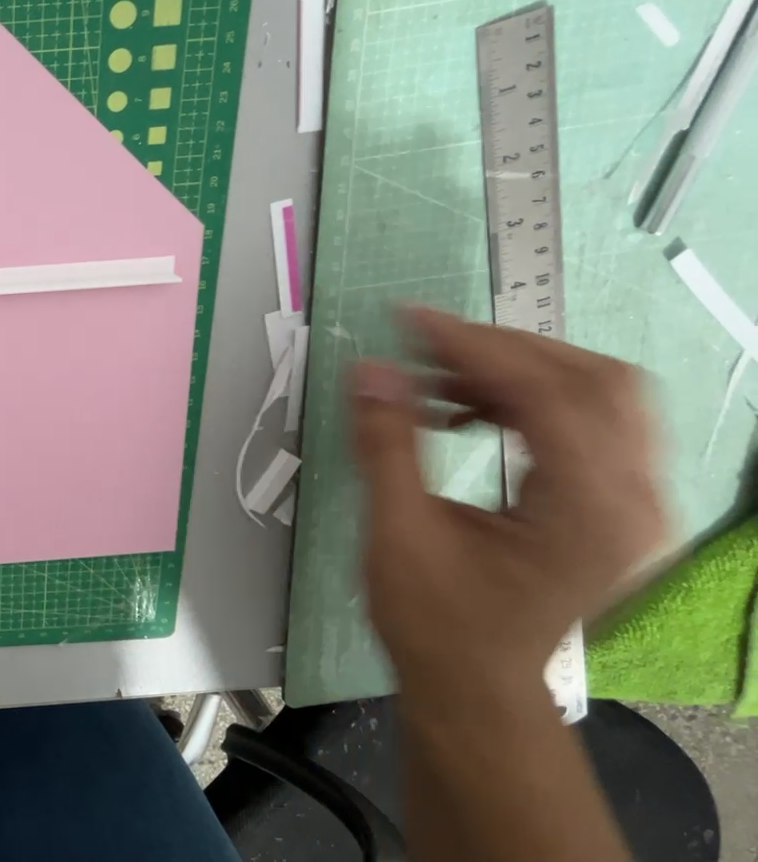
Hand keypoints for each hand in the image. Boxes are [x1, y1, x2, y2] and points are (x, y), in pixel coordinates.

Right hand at [348, 307, 664, 701]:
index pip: (550, 394)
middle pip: (598, 382)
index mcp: (589, 512)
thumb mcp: (398, 533)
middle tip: (428, 344)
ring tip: (437, 377)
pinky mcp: (614, 507)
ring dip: (519, 370)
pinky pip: (588, 425)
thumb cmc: (434, 619)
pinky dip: (527, 400)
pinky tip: (465, 411)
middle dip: (508, 348)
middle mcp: (635, 502)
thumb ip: (387, 445)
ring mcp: (634, 505)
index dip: (476, 347)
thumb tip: (371, 371)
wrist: (475, 684)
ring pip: (601, 397)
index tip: (411, 320)